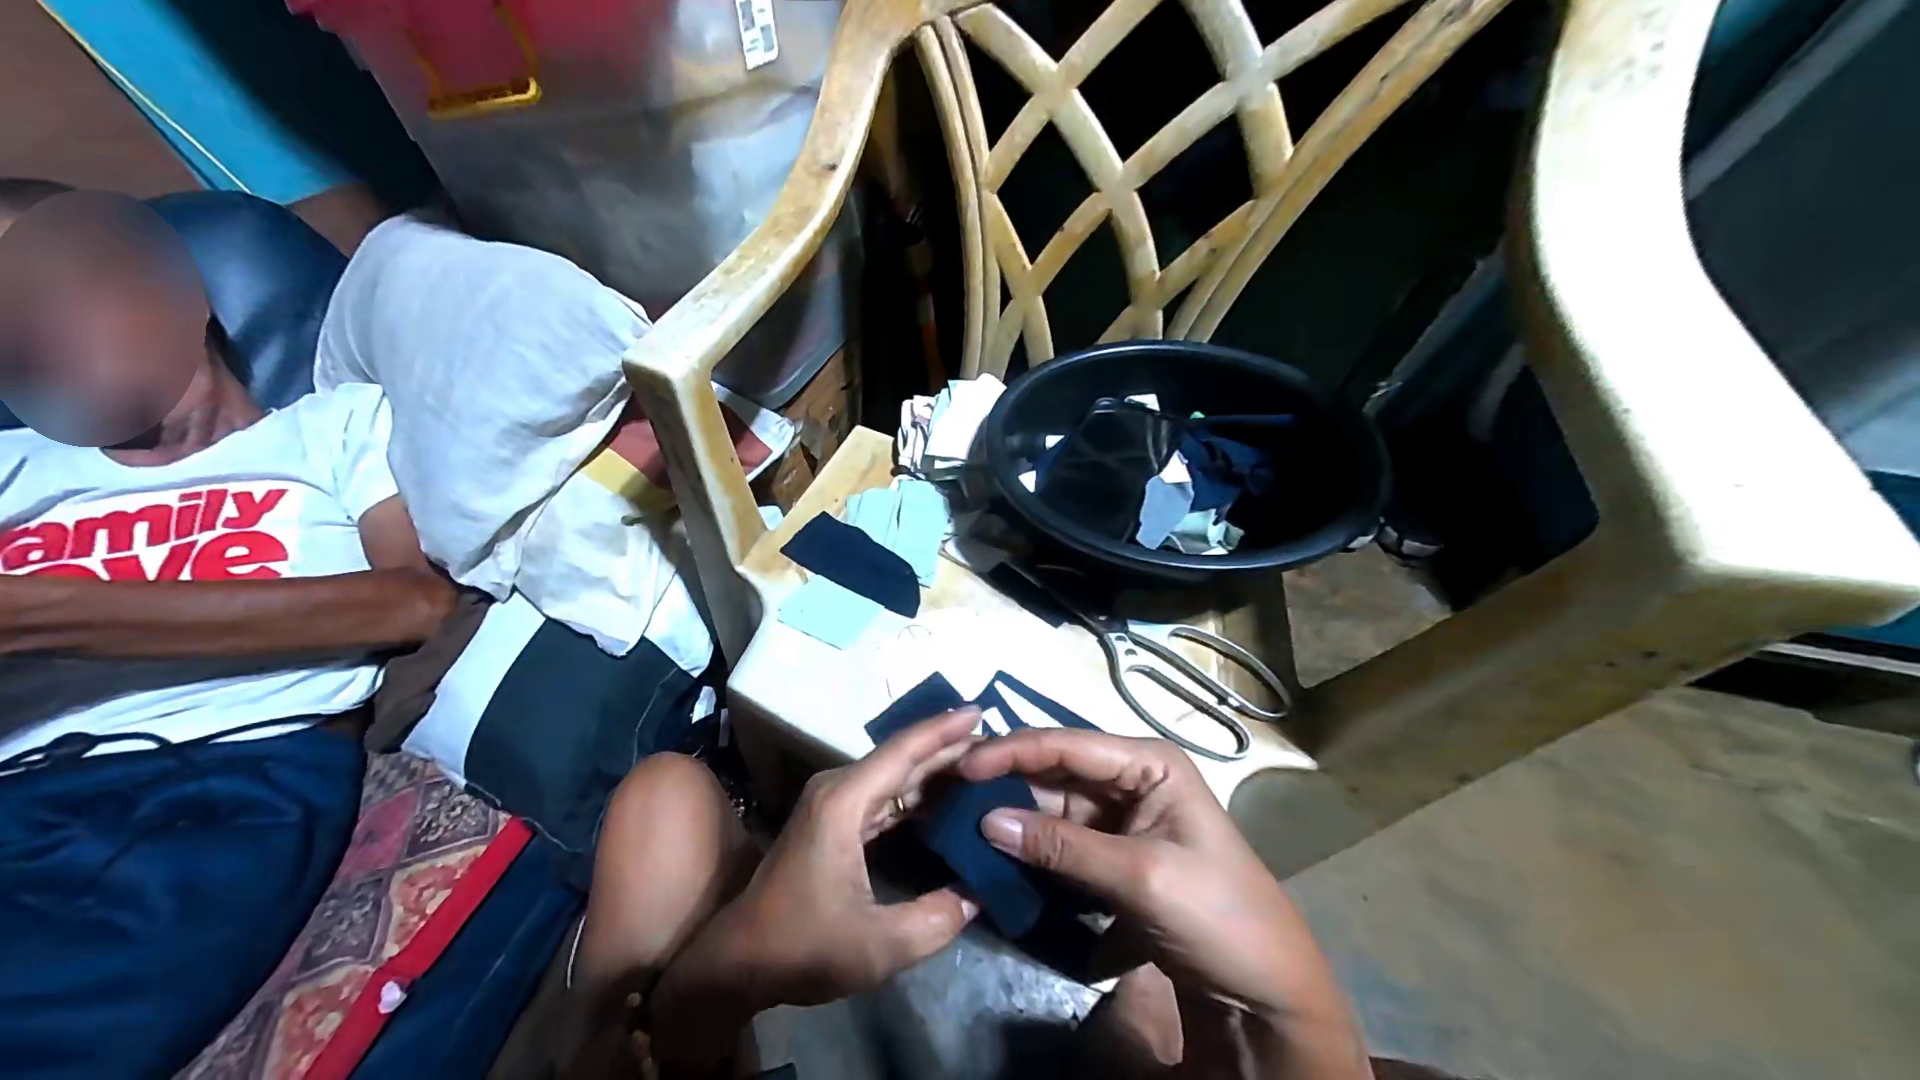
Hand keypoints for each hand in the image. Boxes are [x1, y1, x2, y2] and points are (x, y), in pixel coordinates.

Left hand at [648, 710, 983, 1065]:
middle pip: (902, 758)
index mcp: (844, 802)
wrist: (737, 962)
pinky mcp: (834, 820)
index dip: (943, 731)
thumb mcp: (877, 946)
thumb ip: (936, 919)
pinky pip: (884, 796)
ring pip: (894, 775)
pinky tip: (947, 799)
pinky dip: (917, 793)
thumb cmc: (802, 947)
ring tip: (982, 765)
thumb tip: (980, 893)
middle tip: (997, 743)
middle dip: (948, 747)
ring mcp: (834, 803)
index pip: (902, 753)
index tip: (981, 710)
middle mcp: (838, 789)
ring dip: (935, 769)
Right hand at [958, 729, 1368, 1078]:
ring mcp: (1119, 816)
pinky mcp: (1109, 853)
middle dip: (1004, 779)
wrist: (1264, 993)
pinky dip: (1028, 845)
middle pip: (1055, 769)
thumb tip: (986, 820)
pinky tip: (991, 848)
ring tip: (958, 817)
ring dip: (1010, 813)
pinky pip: (1059, 839)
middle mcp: (1130, 777)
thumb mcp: (1141, 877)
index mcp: (1149, 762)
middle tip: (949, 790)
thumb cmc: (1218, 915)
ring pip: (1051, 804)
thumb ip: (1063, 846)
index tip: (962, 766)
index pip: (1068, 744)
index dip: (1013, 751)